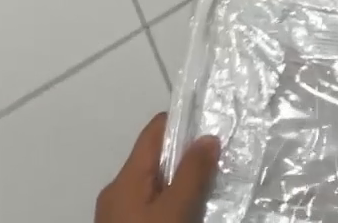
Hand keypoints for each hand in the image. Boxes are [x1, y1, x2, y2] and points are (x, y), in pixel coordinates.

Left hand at [97, 114, 220, 222]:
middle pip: (157, 159)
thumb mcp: (175, 210)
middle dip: (189, 158)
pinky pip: (153, 208)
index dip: (185, 123)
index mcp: (125, 179)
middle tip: (220, 163)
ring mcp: (119, 217)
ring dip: (184, 184)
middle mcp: (118, 192)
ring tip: (212, 189)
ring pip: (157, 186)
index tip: (214, 127)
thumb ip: (192, 173)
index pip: (155, 130)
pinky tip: (193, 216)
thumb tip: (208, 136)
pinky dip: (174, 205)